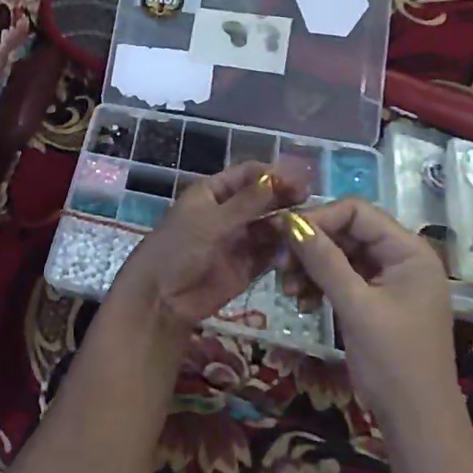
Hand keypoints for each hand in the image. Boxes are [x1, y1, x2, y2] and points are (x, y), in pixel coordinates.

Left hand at [109, 161, 305, 332]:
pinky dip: (283, 251)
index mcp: (212, 193)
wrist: (160, 297)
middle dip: (285, 198)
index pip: (248, 175)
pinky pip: (270, 253)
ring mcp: (238, 239)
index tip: (301, 180)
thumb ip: (246, 203)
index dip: (273, 174)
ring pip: (270, 226)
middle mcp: (228, 212)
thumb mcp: (210, 221)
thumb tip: (277, 177)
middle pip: (263, 199)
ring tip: (307, 227)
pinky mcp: (246, 266)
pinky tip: (298, 250)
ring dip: (287, 225)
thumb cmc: (177, 249)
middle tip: (311, 200)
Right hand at [275, 199, 459, 427]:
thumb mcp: (355, 305)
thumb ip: (323, 260)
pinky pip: (340, 277)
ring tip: (288, 290)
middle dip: (311, 246)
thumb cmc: (393, 358)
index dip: (319, 218)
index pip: (357, 213)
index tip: (284, 236)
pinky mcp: (374, 300)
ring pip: (339, 255)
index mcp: (409, 252)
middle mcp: (400, 258)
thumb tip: (290, 221)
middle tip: (280, 266)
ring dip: (309, 267)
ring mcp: (387, 280)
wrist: (415, 418)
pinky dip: (318, 285)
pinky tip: (301, 301)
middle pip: (346, 232)